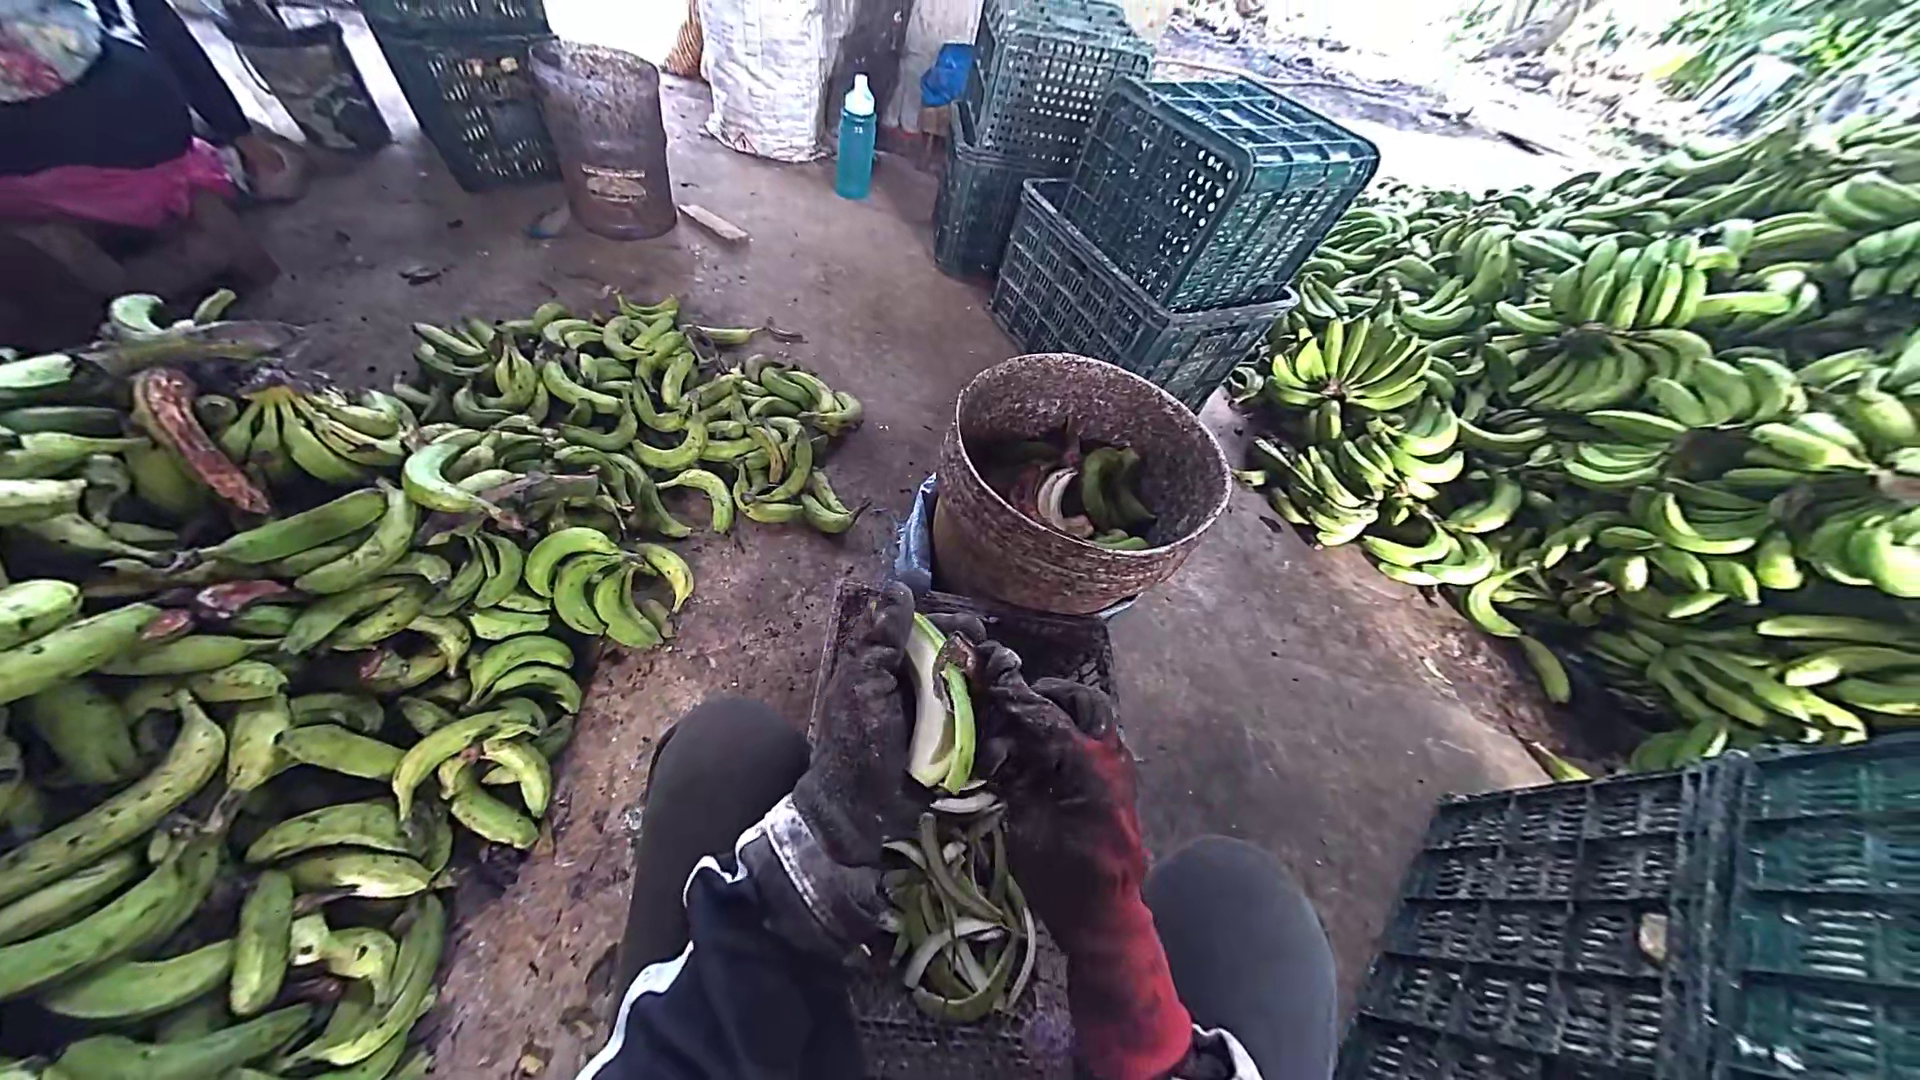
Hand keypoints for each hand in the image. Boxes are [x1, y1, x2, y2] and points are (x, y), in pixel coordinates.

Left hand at [790, 583, 982, 866]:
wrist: (859, 809)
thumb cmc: (855, 739)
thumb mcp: (862, 682)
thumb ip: (882, 637)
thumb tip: (899, 587)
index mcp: (899, 665)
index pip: (934, 631)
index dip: (955, 624)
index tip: (973, 628)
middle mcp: (925, 686)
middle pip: (964, 657)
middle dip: (983, 653)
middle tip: (997, 659)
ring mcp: (945, 717)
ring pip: (981, 687)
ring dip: (997, 681)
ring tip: (1007, 681)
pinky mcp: (961, 747)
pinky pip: (988, 727)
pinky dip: (998, 722)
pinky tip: (1005, 718)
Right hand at [977, 645, 1144, 930]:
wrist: (1107, 913)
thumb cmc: (1062, 876)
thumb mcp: (1026, 823)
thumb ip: (1013, 775)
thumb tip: (997, 743)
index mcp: (1085, 765)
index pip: (1043, 713)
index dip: (1014, 690)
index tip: (993, 665)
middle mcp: (1108, 755)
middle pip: (1082, 700)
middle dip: (1049, 694)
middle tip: (1018, 702)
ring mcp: (1117, 765)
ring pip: (1093, 715)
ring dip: (1061, 710)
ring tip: (1029, 725)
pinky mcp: (1117, 777)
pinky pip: (1095, 738)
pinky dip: (1070, 732)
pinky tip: (1045, 751)